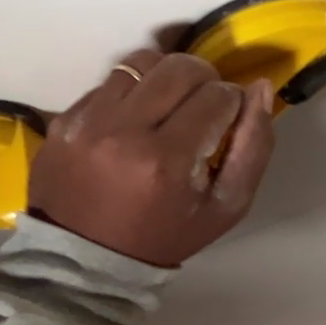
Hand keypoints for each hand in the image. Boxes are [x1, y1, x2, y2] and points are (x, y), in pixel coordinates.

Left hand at [28, 48, 275, 267]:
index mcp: (167, 160)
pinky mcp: (64, 118)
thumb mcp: (226, 206)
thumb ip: (254, 146)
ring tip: (169, 104)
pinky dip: (133, 90)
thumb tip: (261, 87)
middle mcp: (124, 132)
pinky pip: (111, 80)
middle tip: (203, 106)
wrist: (81, 262)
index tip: (226, 123)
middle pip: (182, 68)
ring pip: (144, 61)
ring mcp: (88, 121)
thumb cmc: (164, 235)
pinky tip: (136, 117)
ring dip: (166, 76)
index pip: (219, 95)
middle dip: (205, 80)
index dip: (232, 103)